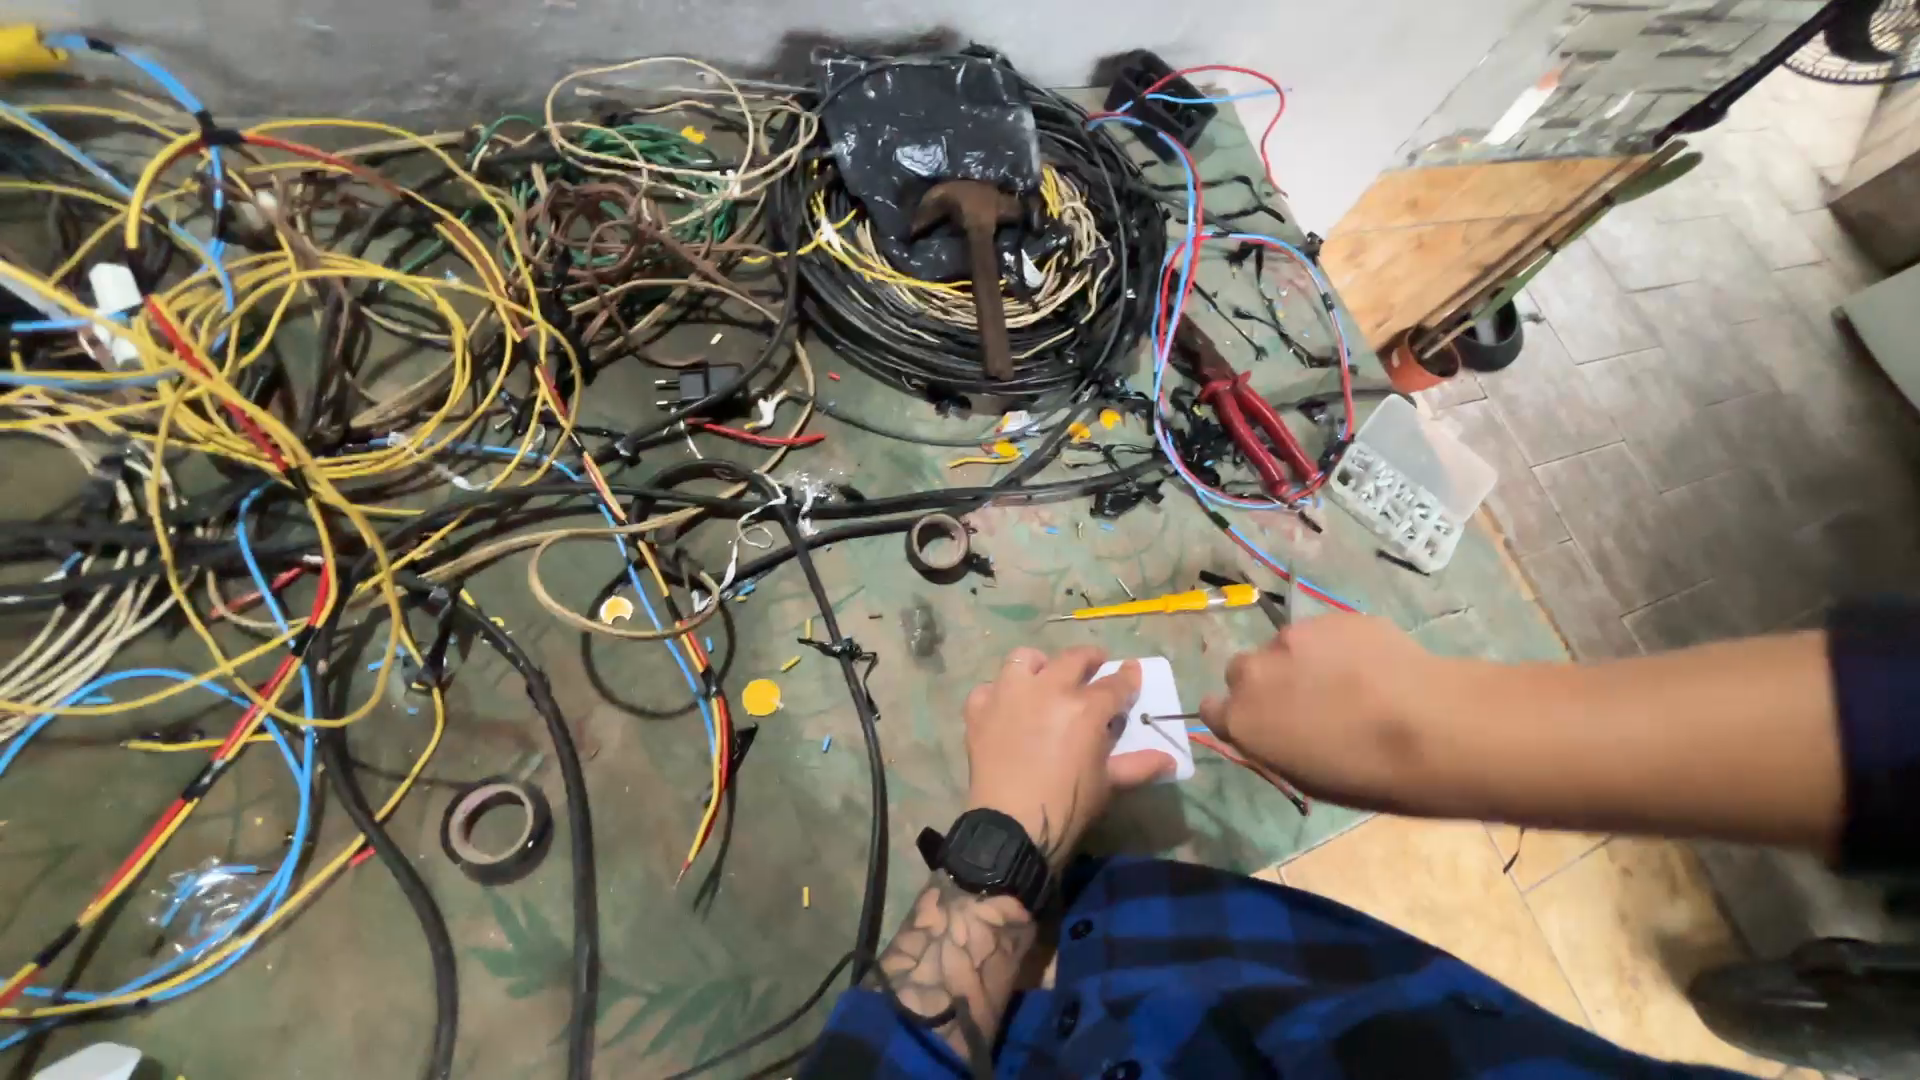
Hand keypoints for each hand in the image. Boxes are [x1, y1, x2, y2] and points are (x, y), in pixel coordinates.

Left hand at [963, 646, 1174, 867]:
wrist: (1012, 826)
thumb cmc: (1068, 806)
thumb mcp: (1108, 785)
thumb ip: (1138, 765)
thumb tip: (1170, 760)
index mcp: (1085, 707)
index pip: (1115, 684)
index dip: (1127, 677)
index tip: (1131, 671)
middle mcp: (1047, 689)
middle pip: (1072, 659)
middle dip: (1089, 659)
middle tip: (1094, 665)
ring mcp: (1008, 695)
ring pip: (1024, 659)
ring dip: (1038, 664)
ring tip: (1043, 676)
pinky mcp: (979, 710)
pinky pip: (988, 688)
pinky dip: (997, 693)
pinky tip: (1005, 707)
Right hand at [1199, 614, 1476, 810]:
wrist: (1433, 728)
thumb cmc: (1369, 774)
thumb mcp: (1306, 777)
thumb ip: (1271, 745)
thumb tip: (1271, 731)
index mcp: (1241, 719)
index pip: (1212, 708)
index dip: (1238, 714)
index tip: (1265, 724)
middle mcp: (1253, 672)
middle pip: (1243, 672)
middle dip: (1267, 685)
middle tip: (1309, 703)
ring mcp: (1291, 638)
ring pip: (1285, 649)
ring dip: (1303, 663)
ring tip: (1350, 683)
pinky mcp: (1330, 618)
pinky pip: (1324, 633)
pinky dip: (1339, 647)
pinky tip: (1374, 667)